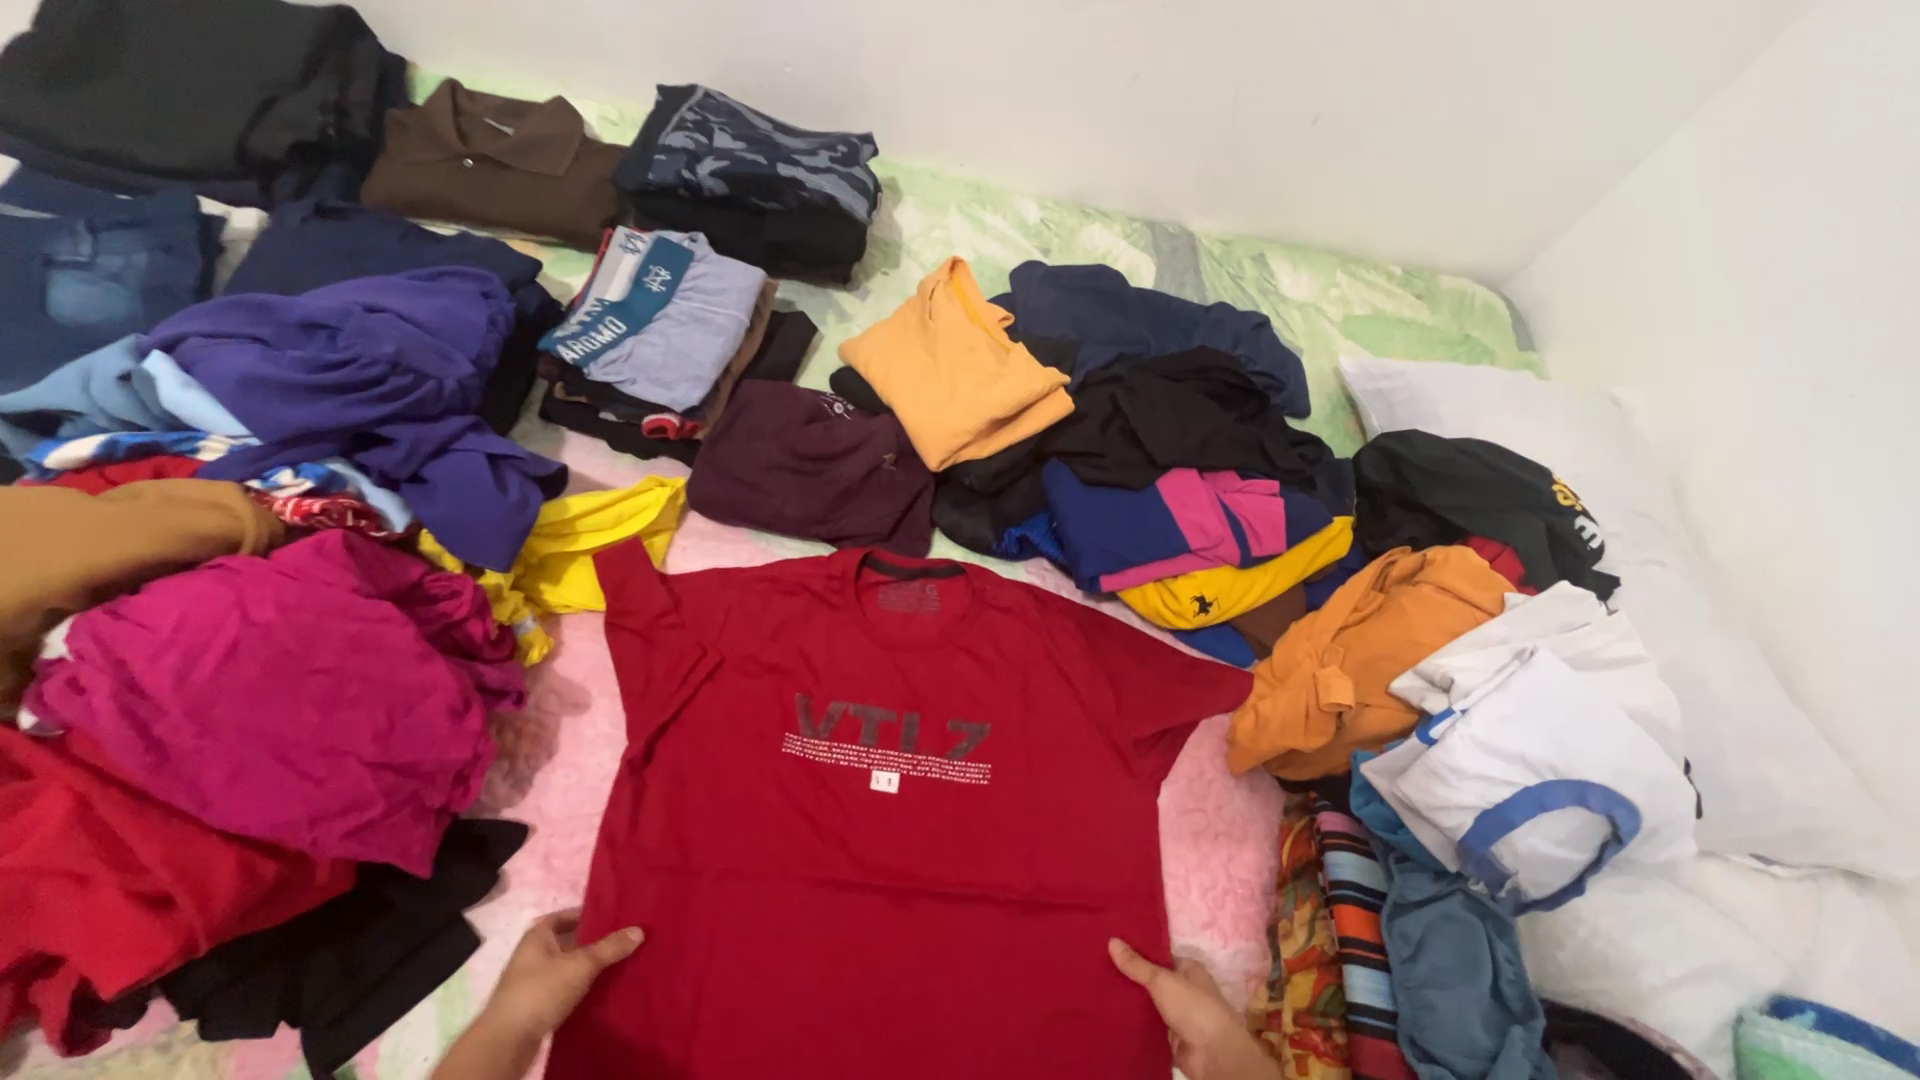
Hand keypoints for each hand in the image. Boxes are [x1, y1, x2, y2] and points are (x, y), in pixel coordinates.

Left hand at [483, 907, 643, 1041]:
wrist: (506, 1042)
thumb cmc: (541, 991)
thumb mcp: (581, 965)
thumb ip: (610, 947)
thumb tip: (640, 930)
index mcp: (537, 937)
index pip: (565, 916)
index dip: (587, 913)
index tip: (613, 916)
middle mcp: (532, 955)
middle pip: (568, 941)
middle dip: (593, 941)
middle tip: (622, 938)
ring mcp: (532, 982)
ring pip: (567, 966)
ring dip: (588, 966)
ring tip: (619, 962)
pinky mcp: (536, 1006)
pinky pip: (565, 988)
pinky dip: (581, 987)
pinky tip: (602, 989)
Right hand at [1108, 938, 1278, 1079]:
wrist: (1214, 1055)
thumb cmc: (1193, 1007)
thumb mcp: (1162, 980)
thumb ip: (1137, 964)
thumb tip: (1112, 940)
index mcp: (1188, 969)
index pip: (1159, 956)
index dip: (1137, 952)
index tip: (1112, 947)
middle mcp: (1184, 990)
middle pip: (1152, 980)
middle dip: (1131, 977)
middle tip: (1099, 967)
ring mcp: (1178, 1014)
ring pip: (1149, 1003)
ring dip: (1131, 1001)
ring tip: (1099, 988)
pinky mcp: (1170, 1037)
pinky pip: (1148, 1025)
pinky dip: (1134, 1022)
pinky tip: (1111, 1014)